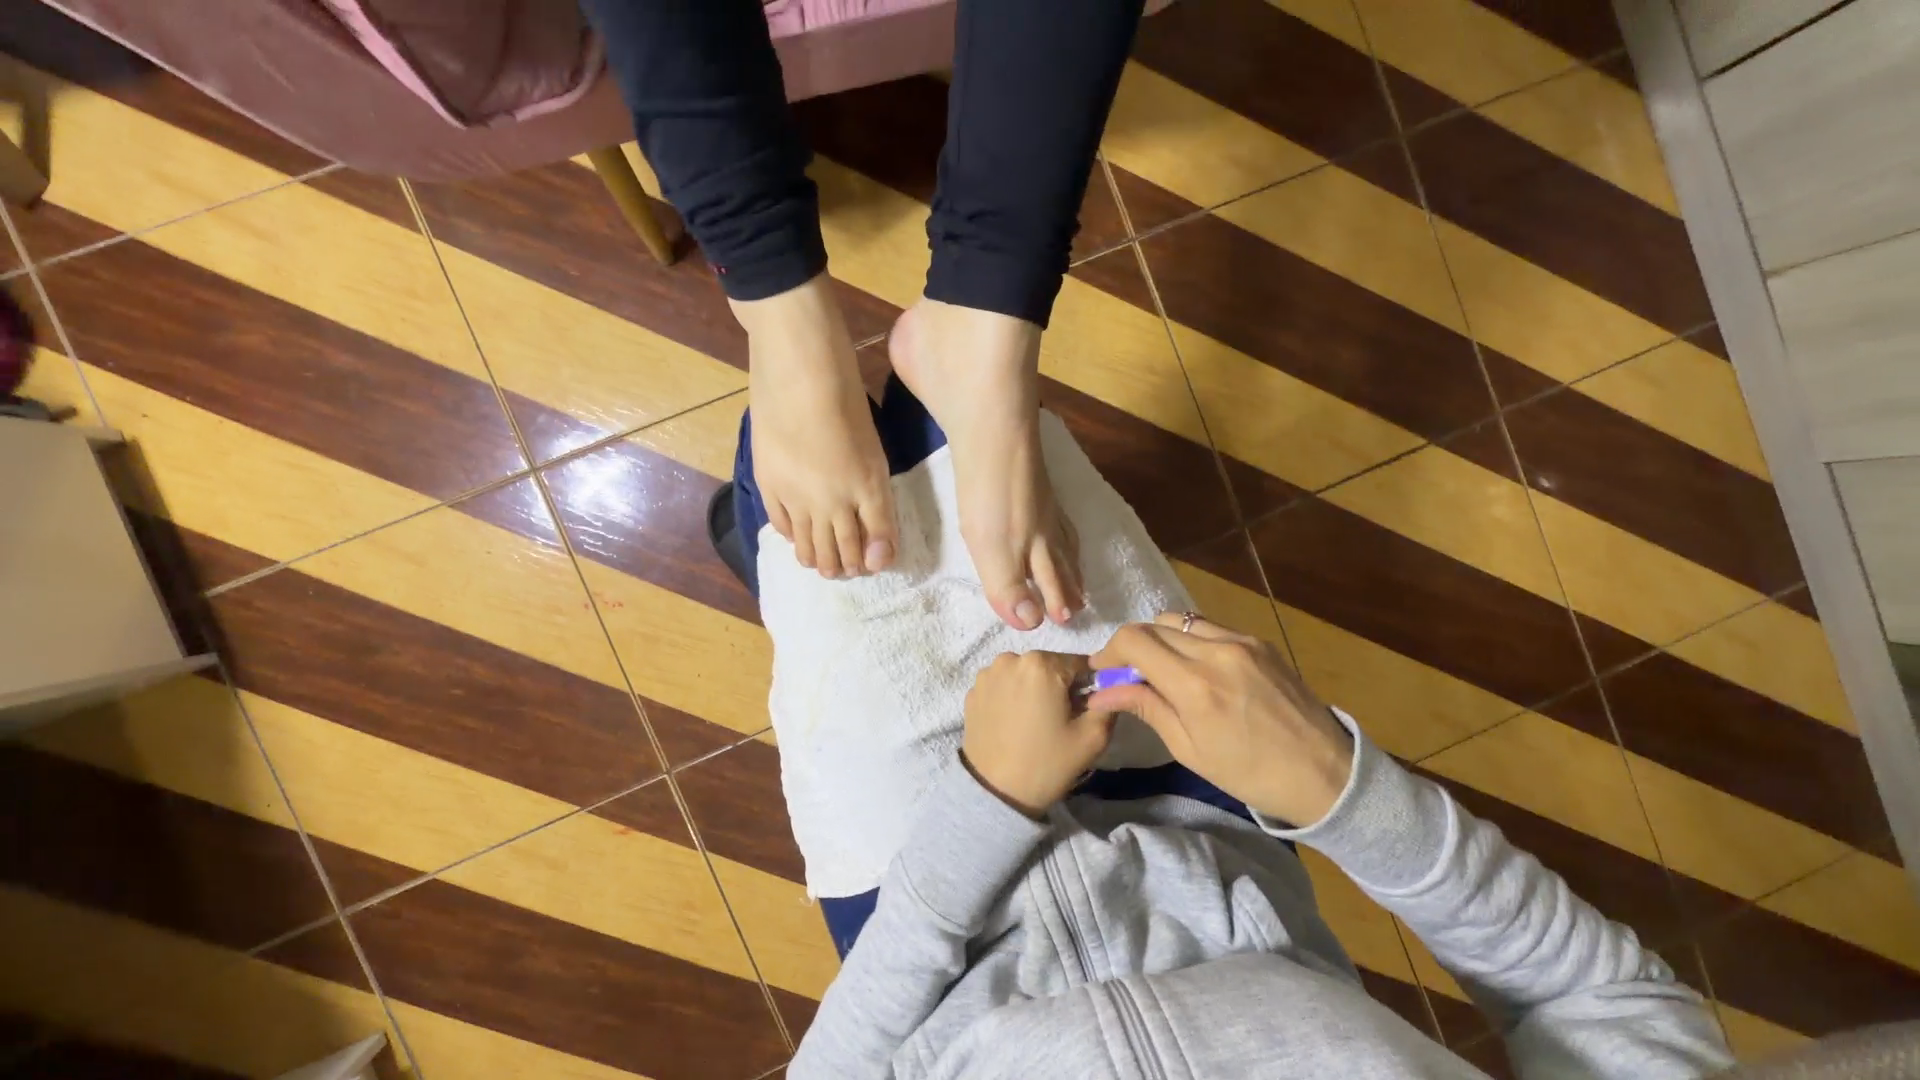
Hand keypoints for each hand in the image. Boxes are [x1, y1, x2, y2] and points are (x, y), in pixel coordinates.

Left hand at [962, 651, 1116, 818]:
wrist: (995, 792)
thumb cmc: (1047, 762)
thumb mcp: (1093, 737)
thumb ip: (1109, 703)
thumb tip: (1108, 689)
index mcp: (1041, 664)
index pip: (1079, 664)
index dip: (1088, 687)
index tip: (1084, 712)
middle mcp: (1010, 659)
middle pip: (1050, 667)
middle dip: (1059, 688)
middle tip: (1059, 721)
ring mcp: (987, 674)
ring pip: (1025, 675)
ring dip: (1034, 691)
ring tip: (1035, 724)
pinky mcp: (972, 691)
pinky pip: (1003, 686)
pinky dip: (1012, 698)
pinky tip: (1014, 725)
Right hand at [1089, 613, 1352, 826]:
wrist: (1323, 774)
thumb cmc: (1250, 774)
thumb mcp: (1189, 749)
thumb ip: (1146, 707)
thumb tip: (1102, 691)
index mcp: (1195, 684)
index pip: (1134, 640)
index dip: (1110, 651)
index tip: (1103, 671)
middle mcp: (1216, 651)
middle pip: (1153, 625)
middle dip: (1132, 646)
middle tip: (1127, 674)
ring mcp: (1242, 642)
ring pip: (1181, 620)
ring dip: (1161, 638)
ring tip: (1161, 669)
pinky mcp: (1260, 642)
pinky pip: (1211, 628)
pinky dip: (1191, 640)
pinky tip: (1195, 668)